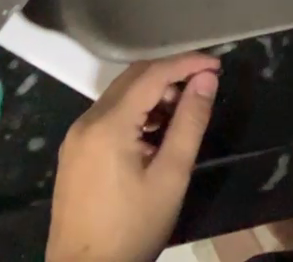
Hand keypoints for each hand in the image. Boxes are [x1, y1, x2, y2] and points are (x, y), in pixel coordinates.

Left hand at [47, 54, 220, 261]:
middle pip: (134, 77)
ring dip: (154, 93)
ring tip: (183, 113)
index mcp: (108, 124)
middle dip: (171, 73)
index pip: (152, 74)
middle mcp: (87, 122)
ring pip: (121, 95)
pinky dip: (137, 111)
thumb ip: (190, 121)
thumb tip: (207, 78)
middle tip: (204, 85)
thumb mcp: (171, 175)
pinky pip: (109, 115)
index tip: (218, 65)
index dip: (187, 63)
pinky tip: (156, 133)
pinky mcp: (74, 154)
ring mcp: (76, 138)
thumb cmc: (133, 229)